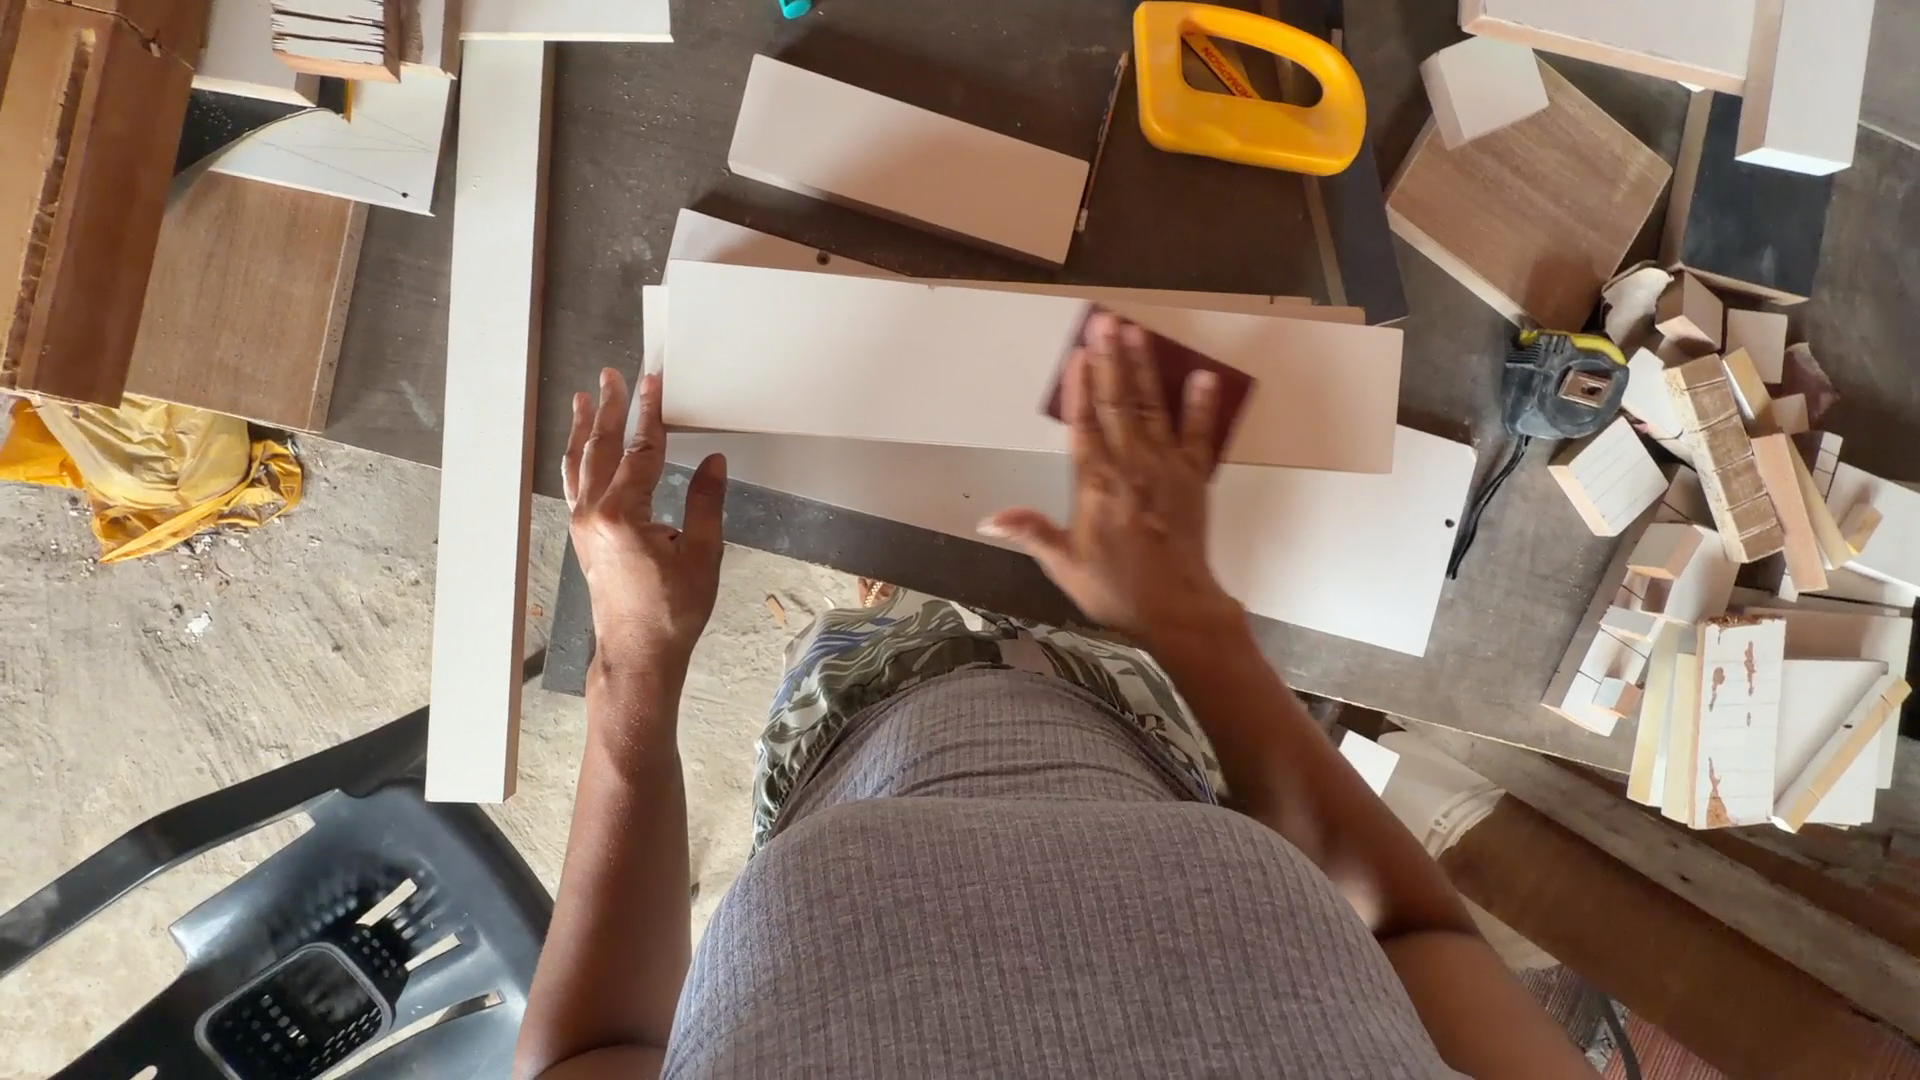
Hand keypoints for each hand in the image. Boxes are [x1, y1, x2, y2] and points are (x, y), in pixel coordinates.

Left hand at [564, 368, 726, 677]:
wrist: (638, 652)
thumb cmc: (673, 610)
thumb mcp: (703, 554)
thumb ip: (706, 502)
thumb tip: (714, 461)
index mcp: (623, 514)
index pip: (641, 451)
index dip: (650, 414)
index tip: (653, 383)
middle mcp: (593, 514)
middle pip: (602, 449)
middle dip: (609, 409)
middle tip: (613, 377)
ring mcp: (583, 525)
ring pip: (580, 464)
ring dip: (585, 429)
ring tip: (584, 399)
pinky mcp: (583, 537)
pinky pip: (576, 485)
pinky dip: (578, 459)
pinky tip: (582, 451)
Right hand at [978, 313, 1243, 652]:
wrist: (1177, 610)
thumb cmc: (1115, 590)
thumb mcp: (1065, 566)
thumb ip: (1031, 533)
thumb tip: (987, 520)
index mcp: (1096, 487)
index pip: (1085, 427)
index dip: (1080, 388)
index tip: (1078, 353)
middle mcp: (1131, 468)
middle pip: (1118, 405)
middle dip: (1110, 361)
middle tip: (1106, 320)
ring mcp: (1167, 470)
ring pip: (1152, 409)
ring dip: (1144, 369)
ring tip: (1136, 332)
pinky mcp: (1195, 479)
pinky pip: (1199, 437)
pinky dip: (1202, 407)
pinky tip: (1202, 376)